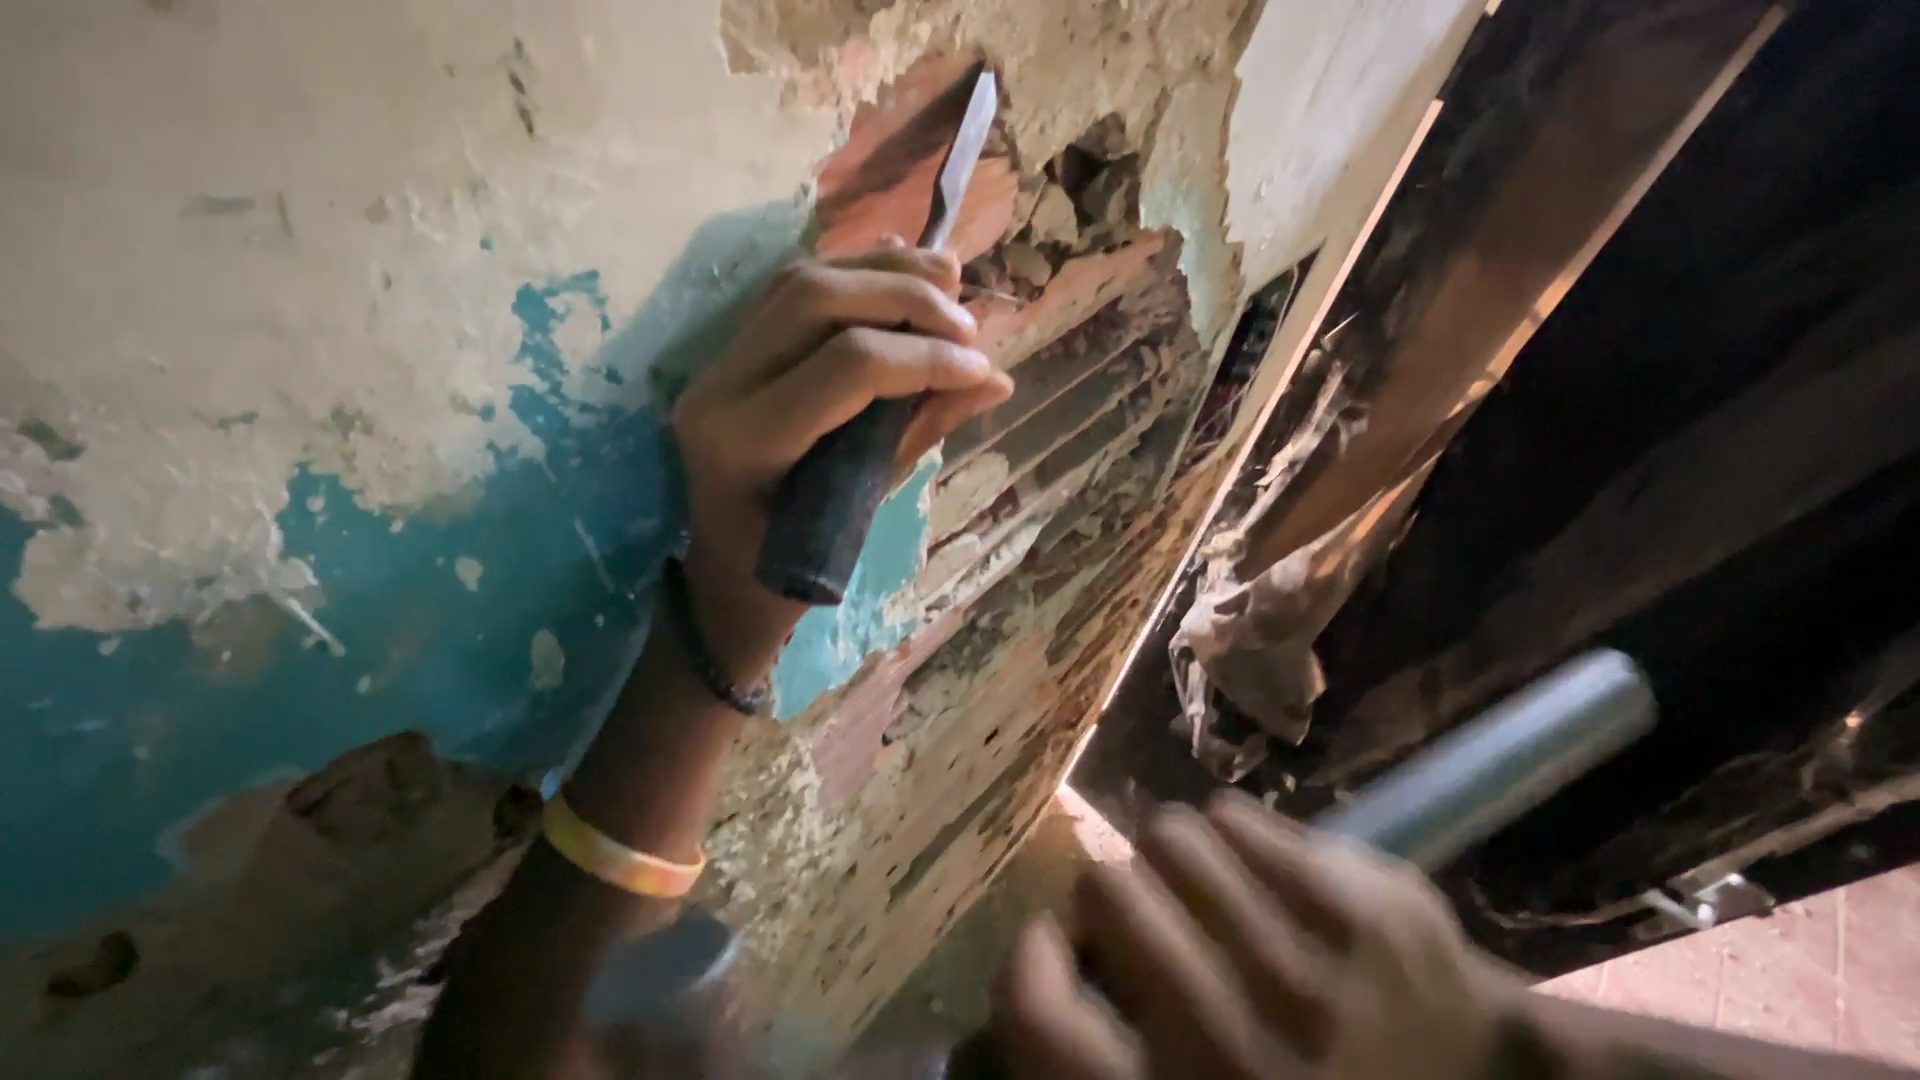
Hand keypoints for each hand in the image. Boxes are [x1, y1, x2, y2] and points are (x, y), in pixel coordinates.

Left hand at [670, 239, 1013, 672]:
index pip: (848, 365)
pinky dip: (855, 273)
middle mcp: (720, 387)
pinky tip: (904, 267)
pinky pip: (793, 289)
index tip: (981, 367)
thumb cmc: (789, 572)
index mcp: (745, 441)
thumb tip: (995, 381)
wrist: (723, 576)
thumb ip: (920, 434)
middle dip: (905, 299)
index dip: (926, 356)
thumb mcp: (861, 513)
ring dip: (884, 273)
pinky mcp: (732, 352)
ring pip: (802, 280)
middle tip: (967, 326)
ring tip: (949, 281)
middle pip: (816, 298)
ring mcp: (718, 363)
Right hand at [991, 793, 1524, 1079]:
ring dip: (1178, 861)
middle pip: (1105, 885)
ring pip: (1169, 836)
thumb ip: (1112, 1054)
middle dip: (1119, 896)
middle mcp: (1231, 1045)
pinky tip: (1272, 880)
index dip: (1033, 961)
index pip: (1035, 1012)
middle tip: (1158, 921)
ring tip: (1216, 894)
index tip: (1060, 949)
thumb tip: (1053, 953)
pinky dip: (1236, 839)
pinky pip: (1235, 817)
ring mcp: (1305, 970)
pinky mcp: (1365, 907)